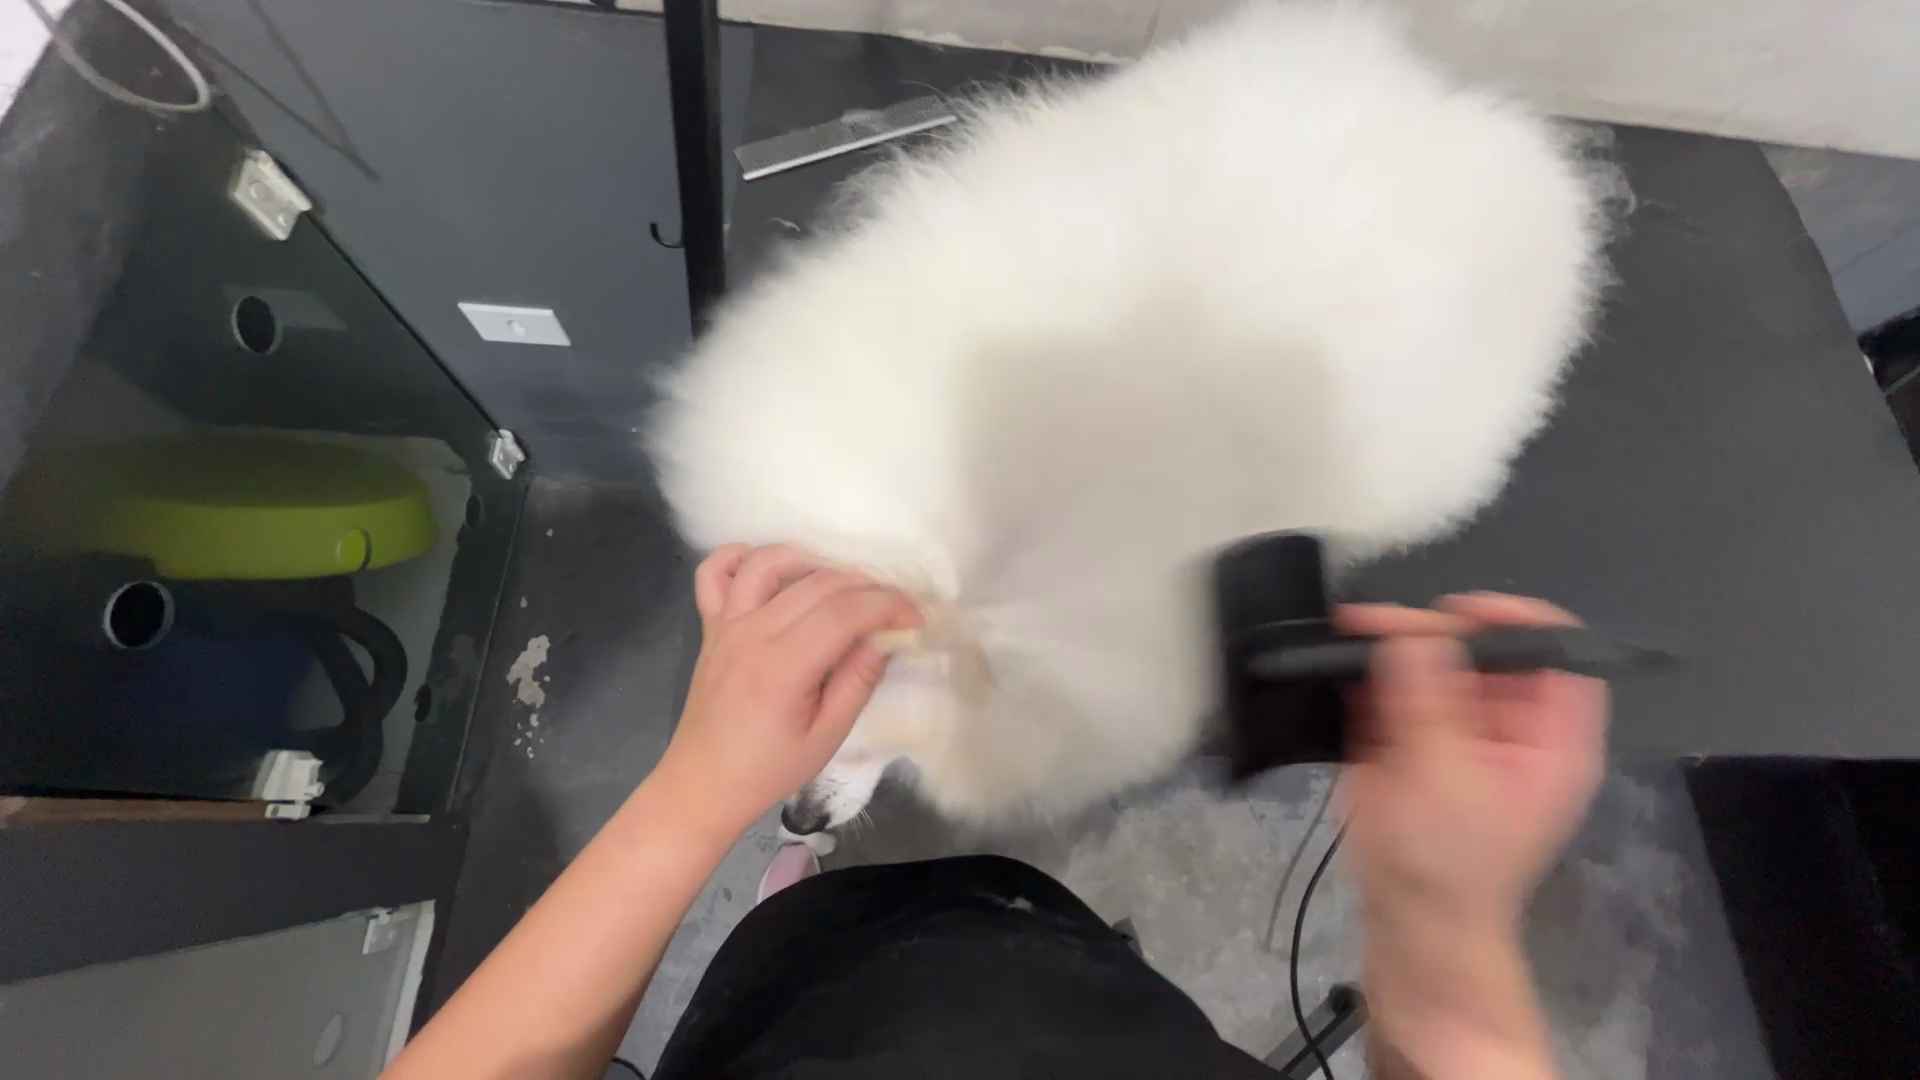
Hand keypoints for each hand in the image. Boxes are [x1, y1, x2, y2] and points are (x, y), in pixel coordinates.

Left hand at [653, 544, 922, 840]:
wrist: (702, 785)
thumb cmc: (768, 768)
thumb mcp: (828, 736)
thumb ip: (859, 679)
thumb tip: (888, 635)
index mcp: (781, 668)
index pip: (845, 612)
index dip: (888, 605)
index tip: (916, 617)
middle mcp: (751, 633)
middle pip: (818, 583)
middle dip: (868, 585)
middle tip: (895, 606)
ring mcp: (725, 624)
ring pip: (770, 562)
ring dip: (814, 560)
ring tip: (844, 584)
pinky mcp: (711, 625)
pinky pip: (715, 571)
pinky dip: (742, 556)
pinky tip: (773, 568)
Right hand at [1337, 593, 1607, 934]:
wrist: (1408, 910)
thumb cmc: (1448, 858)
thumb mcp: (1446, 780)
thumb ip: (1430, 706)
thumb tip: (1414, 638)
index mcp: (1543, 737)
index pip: (1552, 657)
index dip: (1516, 623)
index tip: (1459, 612)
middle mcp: (1499, 721)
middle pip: (1475, 650)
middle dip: (1428, 631)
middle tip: (1376, 624)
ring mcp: (1446, 724)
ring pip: (1424, 660)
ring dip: (1387, 643)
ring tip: (1347, 630)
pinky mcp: (1400, 731)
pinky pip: (1384, 683)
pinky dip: (1361, 668)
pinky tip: (1336, 659)